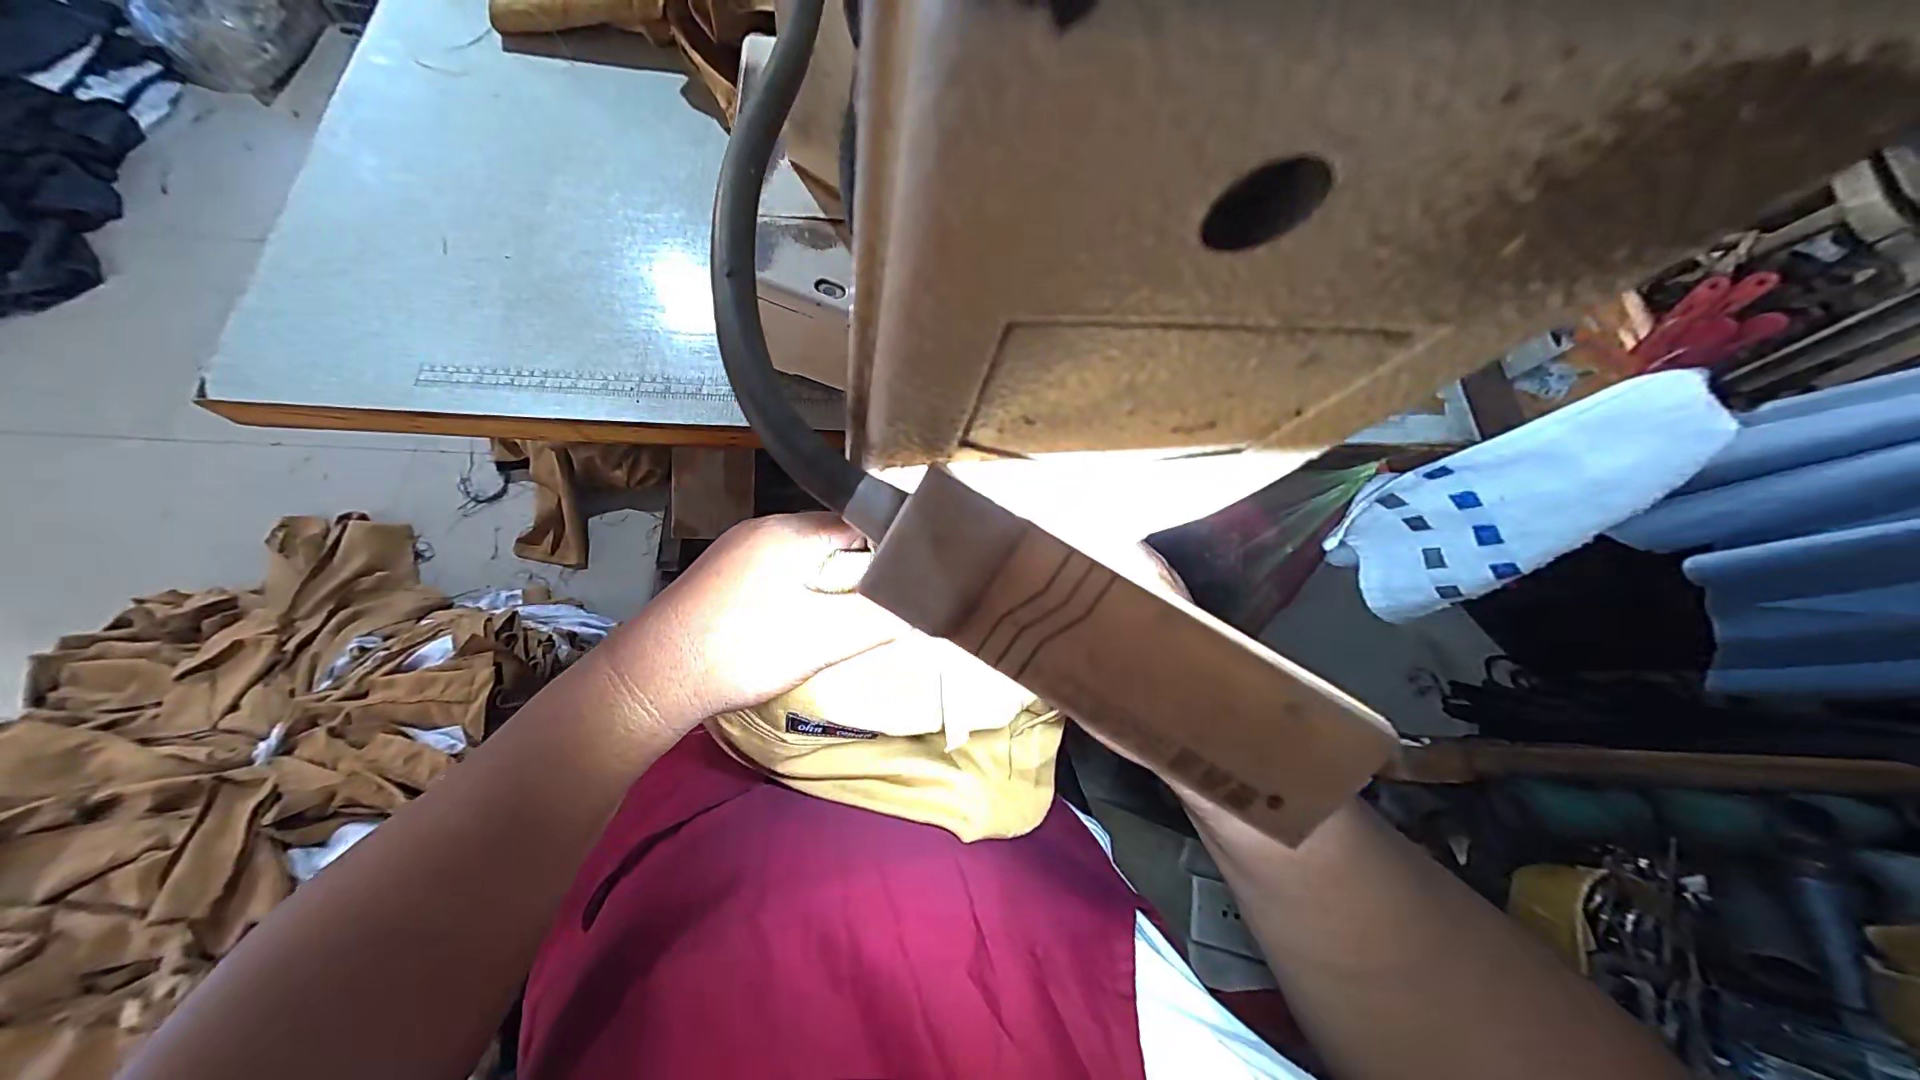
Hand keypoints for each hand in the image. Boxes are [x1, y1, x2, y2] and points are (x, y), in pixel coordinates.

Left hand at [593, 513, 906, 727]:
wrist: (652, 679)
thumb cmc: (739, 652)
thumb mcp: (822, 639)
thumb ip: (878, 618)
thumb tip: (920, 607)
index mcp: (790, 531)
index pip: (860, 522)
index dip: (890, 547)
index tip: (910, 577)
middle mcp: (762, 529)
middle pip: (832, 538)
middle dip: (858, 569)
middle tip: (879, 604)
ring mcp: (737, 549)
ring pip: (804, 556)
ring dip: (827, 582)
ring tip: (842, 617)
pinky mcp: (722, 574)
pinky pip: (778, 571)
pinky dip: (798, 590)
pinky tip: (798, 622)